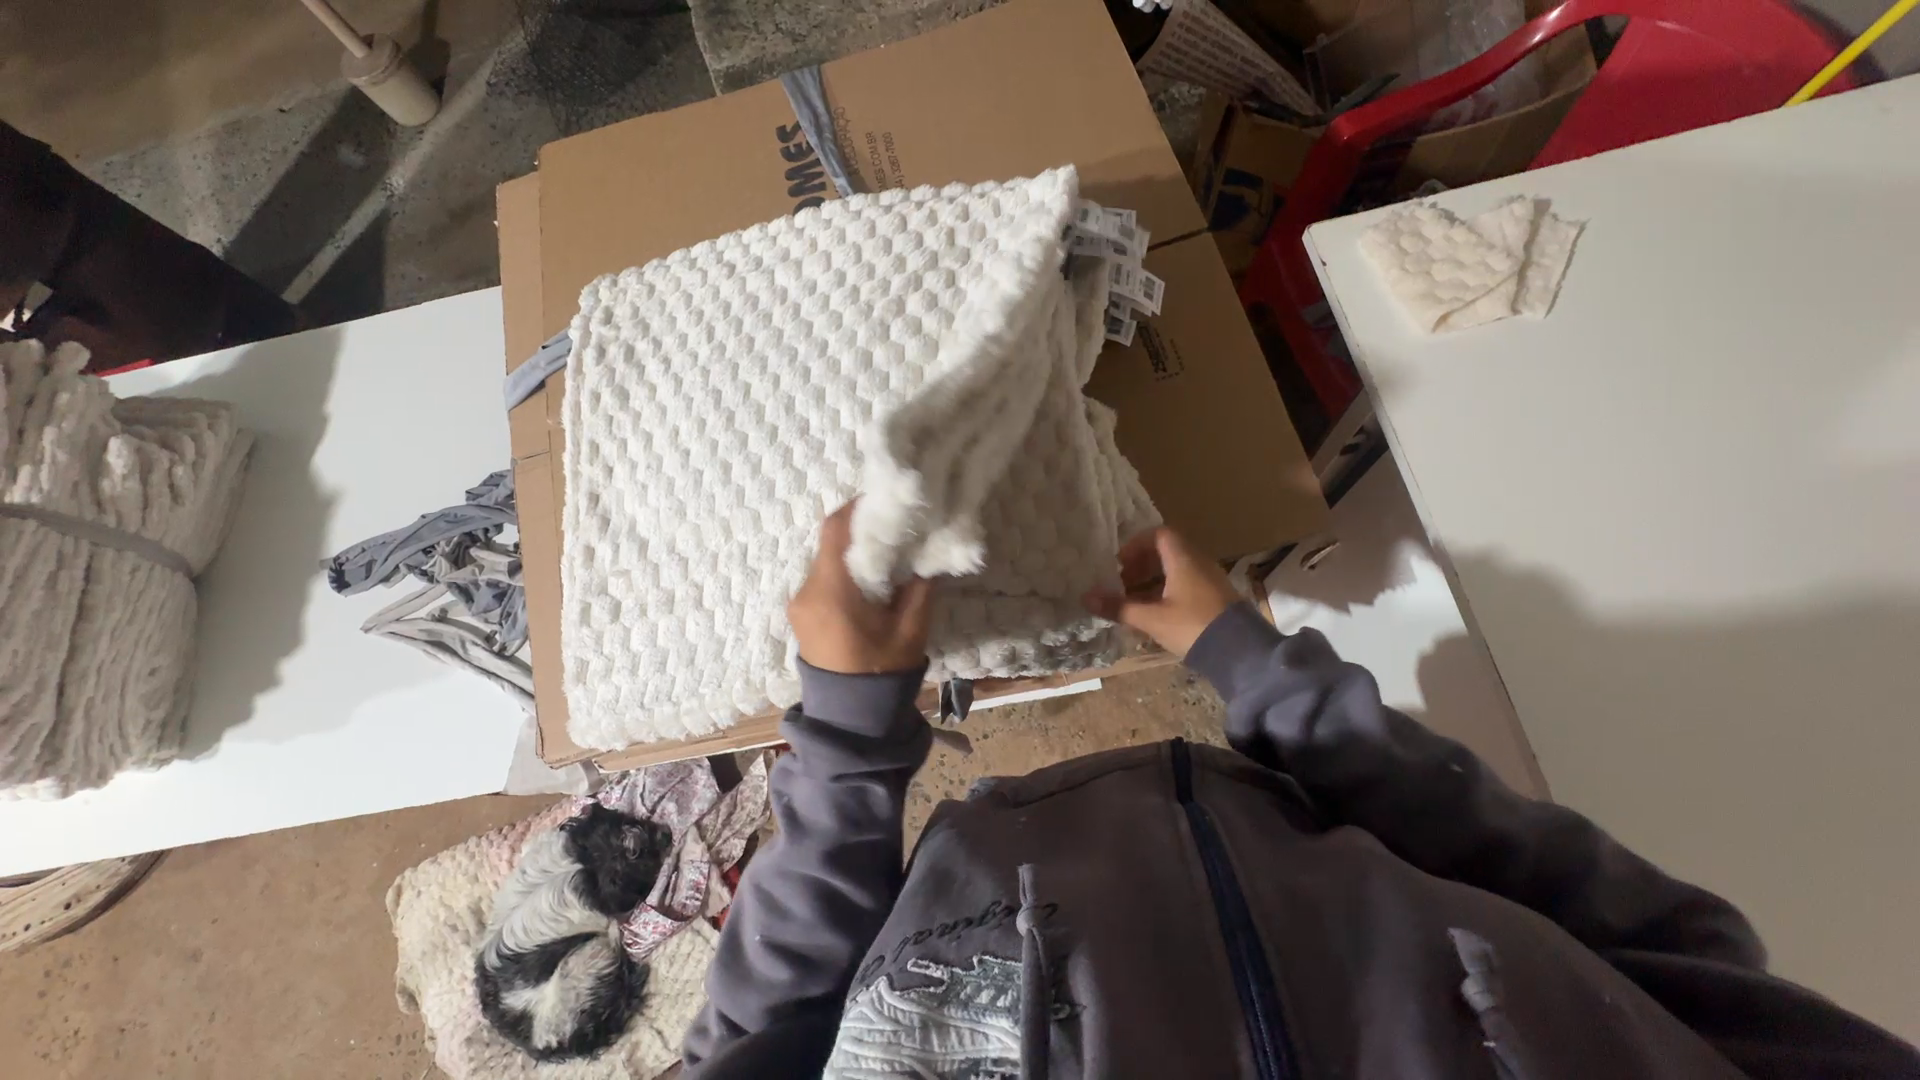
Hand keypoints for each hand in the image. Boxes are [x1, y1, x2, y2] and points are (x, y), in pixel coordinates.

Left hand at [789, 502, 933, 674]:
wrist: (850, 718)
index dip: (859, 507)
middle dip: (862, 530)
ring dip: (853, 552)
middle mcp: (806, 591)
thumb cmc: (883, 672)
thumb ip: (919, 585)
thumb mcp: (911, 628)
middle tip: (895, 527)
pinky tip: (870, 580)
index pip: (836, 529)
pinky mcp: (801, 614)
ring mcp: (799, 603)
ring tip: (886, 555)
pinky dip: (844, 571)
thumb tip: (927, 551)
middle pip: (831, 543)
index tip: (886, 502)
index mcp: (831, 591)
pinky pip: (821, 579)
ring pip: (826, 560)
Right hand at [1083, 527, 1237, 656]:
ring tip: (1135, 602)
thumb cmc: (1192, 626)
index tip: (1120, 564)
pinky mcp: (1216, 598)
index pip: (1159, 534)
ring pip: (1177, 571)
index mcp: (1184, 559)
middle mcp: (1199, 563)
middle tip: (1123, 584)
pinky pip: (1187, 585)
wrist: (1240, 652)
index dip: (1136, 545)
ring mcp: (1211, 581)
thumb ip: (1119, 607)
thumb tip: (1086, 597)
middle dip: (1141, 566)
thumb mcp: (1151, 619)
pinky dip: (1168, 593)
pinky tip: (1156, 615)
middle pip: (1167, 552)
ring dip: (1154, 582)